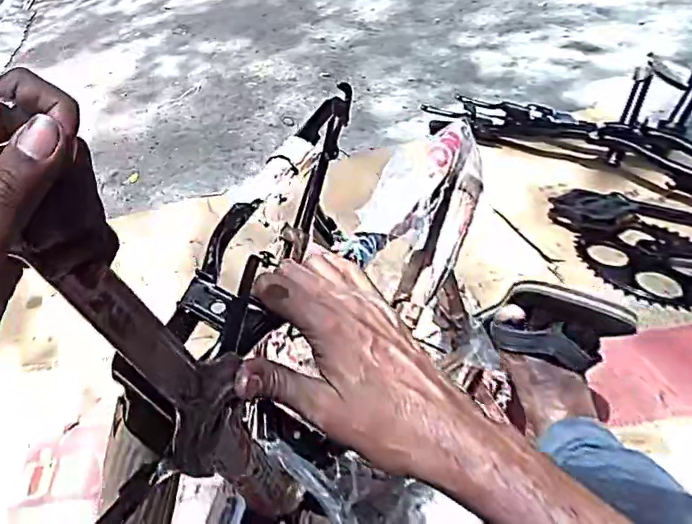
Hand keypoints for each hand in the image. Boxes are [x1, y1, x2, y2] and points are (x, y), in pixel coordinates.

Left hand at [0, 68, 83, 433]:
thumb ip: (4, 195)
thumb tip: (51, 127)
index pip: (8, 96)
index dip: (47, 108)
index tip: (69, 152)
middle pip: (52, 141)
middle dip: (68, 187)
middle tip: (51, 241)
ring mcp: (2, 207)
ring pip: (69, 182)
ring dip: (79, 223)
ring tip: (58, 266)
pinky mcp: (22, 237)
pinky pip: (73, 220)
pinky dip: (86, 244)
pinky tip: (79, 274)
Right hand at [236, 249, 497, 491]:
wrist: (447, 432)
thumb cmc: (396, 426)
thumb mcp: (325, 412)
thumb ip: (279, 385)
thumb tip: (244, 375)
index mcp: (328, 324)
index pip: (278, 284)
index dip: (257, 293)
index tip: (252, 309)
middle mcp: (348, 304)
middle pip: (295, 267)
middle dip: (274, 282)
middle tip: (266, 308)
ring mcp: (367, 302)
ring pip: (321, 260)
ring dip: (299, 270)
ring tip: (290, 294)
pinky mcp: (383, 308)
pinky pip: (349, 268)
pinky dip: (330, 267)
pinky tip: (327, 282)